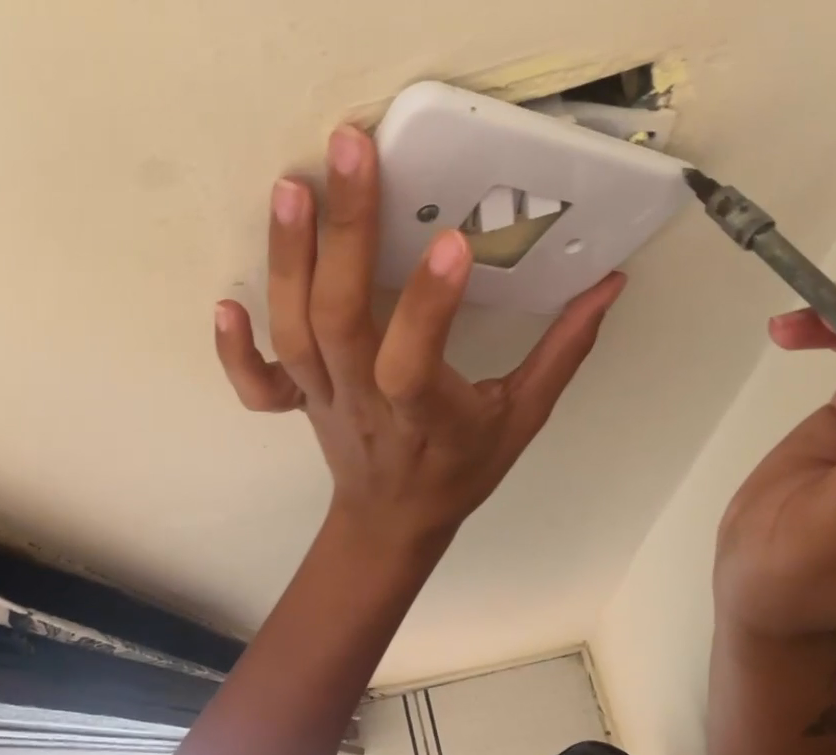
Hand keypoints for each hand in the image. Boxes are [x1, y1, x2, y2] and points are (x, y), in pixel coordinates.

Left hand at [212, 125, 626, 548]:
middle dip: (345, 237)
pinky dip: (233, 352)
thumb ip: (561, 354)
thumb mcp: (521, 420)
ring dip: (287, 264)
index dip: (429, 308)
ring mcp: (323, 400)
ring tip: (293, 188)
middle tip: (351, 152)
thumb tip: (608, 286)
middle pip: (341, 324)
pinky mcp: (297, 401)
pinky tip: (227, 302)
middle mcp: (364, 403)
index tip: (453, 242)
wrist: (393, 521)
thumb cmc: (459, 472)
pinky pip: (255, 386)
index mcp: (425, 416)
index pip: (415, 365)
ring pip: (295, 336)